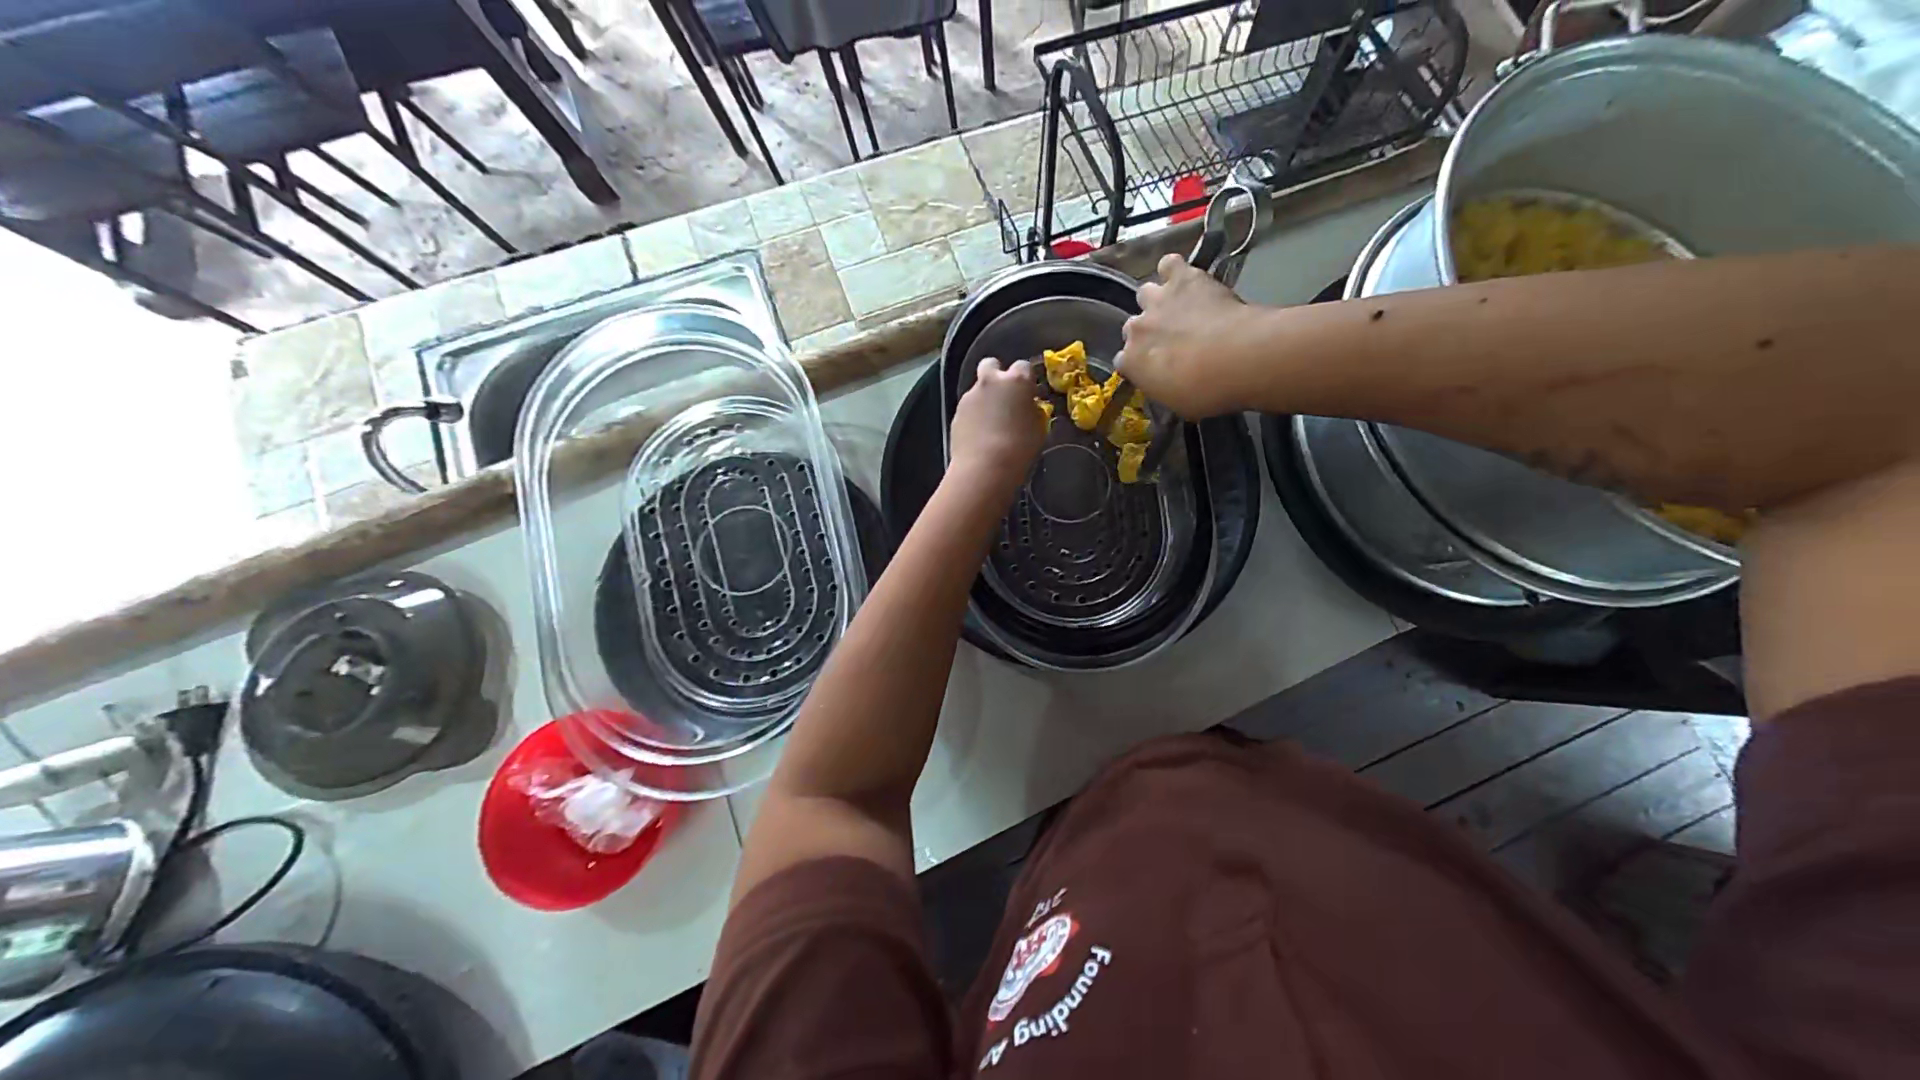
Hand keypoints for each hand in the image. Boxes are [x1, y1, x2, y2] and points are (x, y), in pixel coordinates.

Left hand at [949, 357, 1045, 493]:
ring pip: (977, 388)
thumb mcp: (1038, 428)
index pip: (1023, 366)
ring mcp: (970, 396)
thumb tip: (1029, 407)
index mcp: (1017, 380)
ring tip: (990, 422)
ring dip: (984, 398)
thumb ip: (1033, 411)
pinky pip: (968, 408)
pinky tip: (978, 434)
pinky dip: (973, 415)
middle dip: (997, 375)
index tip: (1028, 393)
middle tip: (1004, 395)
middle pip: (991, 364)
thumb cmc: (1020, 448)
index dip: (1026, 379)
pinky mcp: (955, 412)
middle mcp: (991, 381)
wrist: (985, 468)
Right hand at [1119, 253, 1257, 417]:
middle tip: (1171, 339)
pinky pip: (1169, 265)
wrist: (1238, 358)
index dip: (1139, 363)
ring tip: (1177, 306)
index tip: (1154, 367)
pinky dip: (1174, 269)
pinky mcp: (1182, 278)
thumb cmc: (1207, 391)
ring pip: (1145, 292)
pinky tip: (1184, 278)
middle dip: (1147, 331)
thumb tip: (1165, 381)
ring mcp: (1157, 301)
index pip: (1124, 361)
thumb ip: (1162, 386)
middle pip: (1133, 326)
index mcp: (1131, 362)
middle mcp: (1136, 328)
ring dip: (1157, 300)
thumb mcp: (1177, 402)